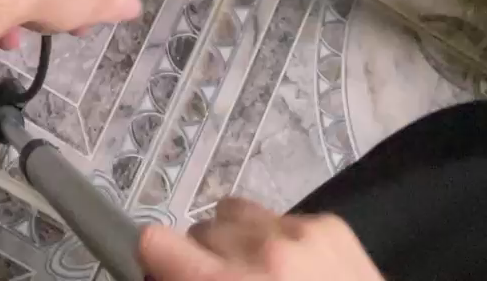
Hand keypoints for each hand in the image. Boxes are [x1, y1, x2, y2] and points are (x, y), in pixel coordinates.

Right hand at [139, 200, 384, 279]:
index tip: (168, 278)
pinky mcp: (330, 224)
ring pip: (233, 214)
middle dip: (205, 260)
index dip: (158, 262)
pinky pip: (277, 216)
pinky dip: (278, 242)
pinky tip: (302, 275)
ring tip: (262, 278)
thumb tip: (162, 273)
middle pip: (198, 230)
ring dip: (238, 242)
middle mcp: (261, 250)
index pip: (156, 242)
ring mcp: (299, 231)